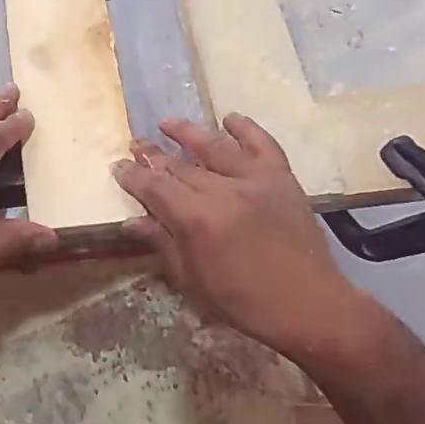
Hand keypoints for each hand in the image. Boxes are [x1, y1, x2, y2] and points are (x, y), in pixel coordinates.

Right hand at [111, 113, 359, 360]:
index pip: (156, 187)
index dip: (134, 176)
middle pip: (181, 165)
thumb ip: (163, 244)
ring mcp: (256, 181)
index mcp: (197, 219)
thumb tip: (132, 221)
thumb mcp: (192, 279)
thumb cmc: (242, 301)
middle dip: (154, 154)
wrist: (307, 305)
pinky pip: (263, 144)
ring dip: (189, 132)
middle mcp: (224, 191)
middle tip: (136, 143)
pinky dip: (246, 129)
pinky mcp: (282, 179)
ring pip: (216, 148)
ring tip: (168, 122)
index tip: (118, 165)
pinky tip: (230, 118)